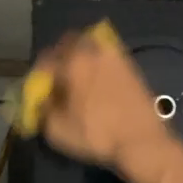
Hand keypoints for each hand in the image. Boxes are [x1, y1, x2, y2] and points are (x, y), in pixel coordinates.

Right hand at [35, 29, 180, 170]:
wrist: (143, 141)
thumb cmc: (97, 135)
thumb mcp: (58, 130)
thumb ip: (44, 111)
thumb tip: (42, 101)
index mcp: (72, 63)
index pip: (47, 59)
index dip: (40, 72)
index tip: (40, 84)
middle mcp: (94, 52)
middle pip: (71, 42)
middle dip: (62, 54)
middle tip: (59, 72)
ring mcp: (117, 58)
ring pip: (93, 46)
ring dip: (83, 54)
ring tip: (81, 74)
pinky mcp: (134, 68)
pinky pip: (111, 57)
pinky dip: (102, 63)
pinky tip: (101, 80)